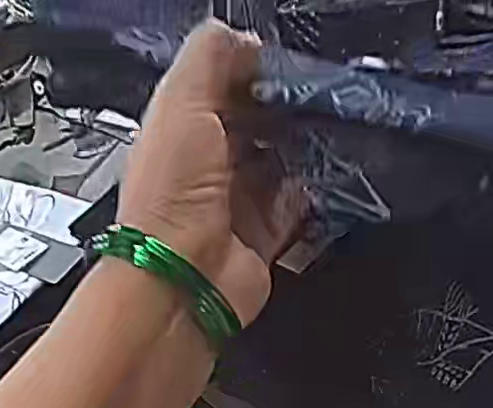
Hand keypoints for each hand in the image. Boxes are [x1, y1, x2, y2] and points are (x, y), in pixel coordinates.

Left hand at [117, 20, 302, 327]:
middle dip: (282, 112)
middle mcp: (205, 174)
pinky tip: (321, 174)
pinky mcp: (259, 244)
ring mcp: (233, 210)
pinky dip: (309, 194)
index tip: (278, 63)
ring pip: (277, 168)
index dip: (248, 73)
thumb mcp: (182, 101)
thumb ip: (212, 57)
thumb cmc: (169, 201)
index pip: (218, 93)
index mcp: (178, 136)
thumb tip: (245, 41)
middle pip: (253, 130)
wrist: (183, 281)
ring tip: (324, 129)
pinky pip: (292, 211)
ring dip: (300, 150)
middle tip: (310, 97)